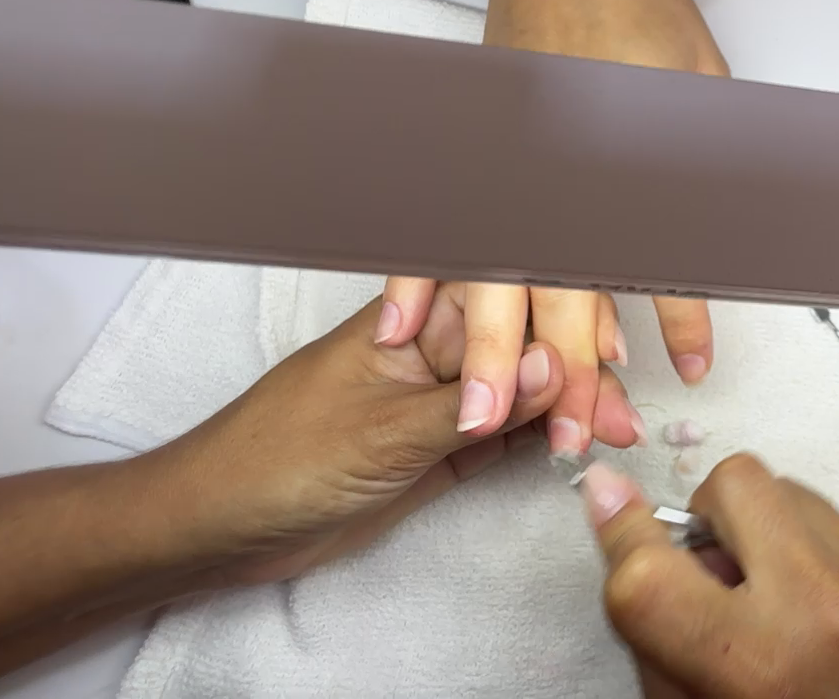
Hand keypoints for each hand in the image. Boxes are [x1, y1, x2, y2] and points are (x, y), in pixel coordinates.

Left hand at [155, 289, 599, 584]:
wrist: (221, 534)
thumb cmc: (278, 462)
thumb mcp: (379, 434)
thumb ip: (469, 405)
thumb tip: (552, 366)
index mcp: (420, 317)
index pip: (505, 304)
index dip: (560, 325)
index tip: (602, 357)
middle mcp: (448, 345)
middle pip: (532, 344)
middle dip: (582, 375)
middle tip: (615, 417)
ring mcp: (459, 390)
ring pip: (535, 385)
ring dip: (578, 406)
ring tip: (617, 433)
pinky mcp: (463, 435)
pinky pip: (521, 424)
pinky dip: (555, 432)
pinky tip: (587, 438)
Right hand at [579, 456, 838, 698]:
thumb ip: (654, 622)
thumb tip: (614, 502)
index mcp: (758, 666)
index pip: (652, 573)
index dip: (619, 531)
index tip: (607, 500)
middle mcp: (823, 602)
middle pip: (734, 480)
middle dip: (713, 512)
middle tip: (721, 564)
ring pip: (783, 484)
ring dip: (765, 525)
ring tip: (778, 587)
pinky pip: (827, 509)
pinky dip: (809, 540)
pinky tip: (822, 592)